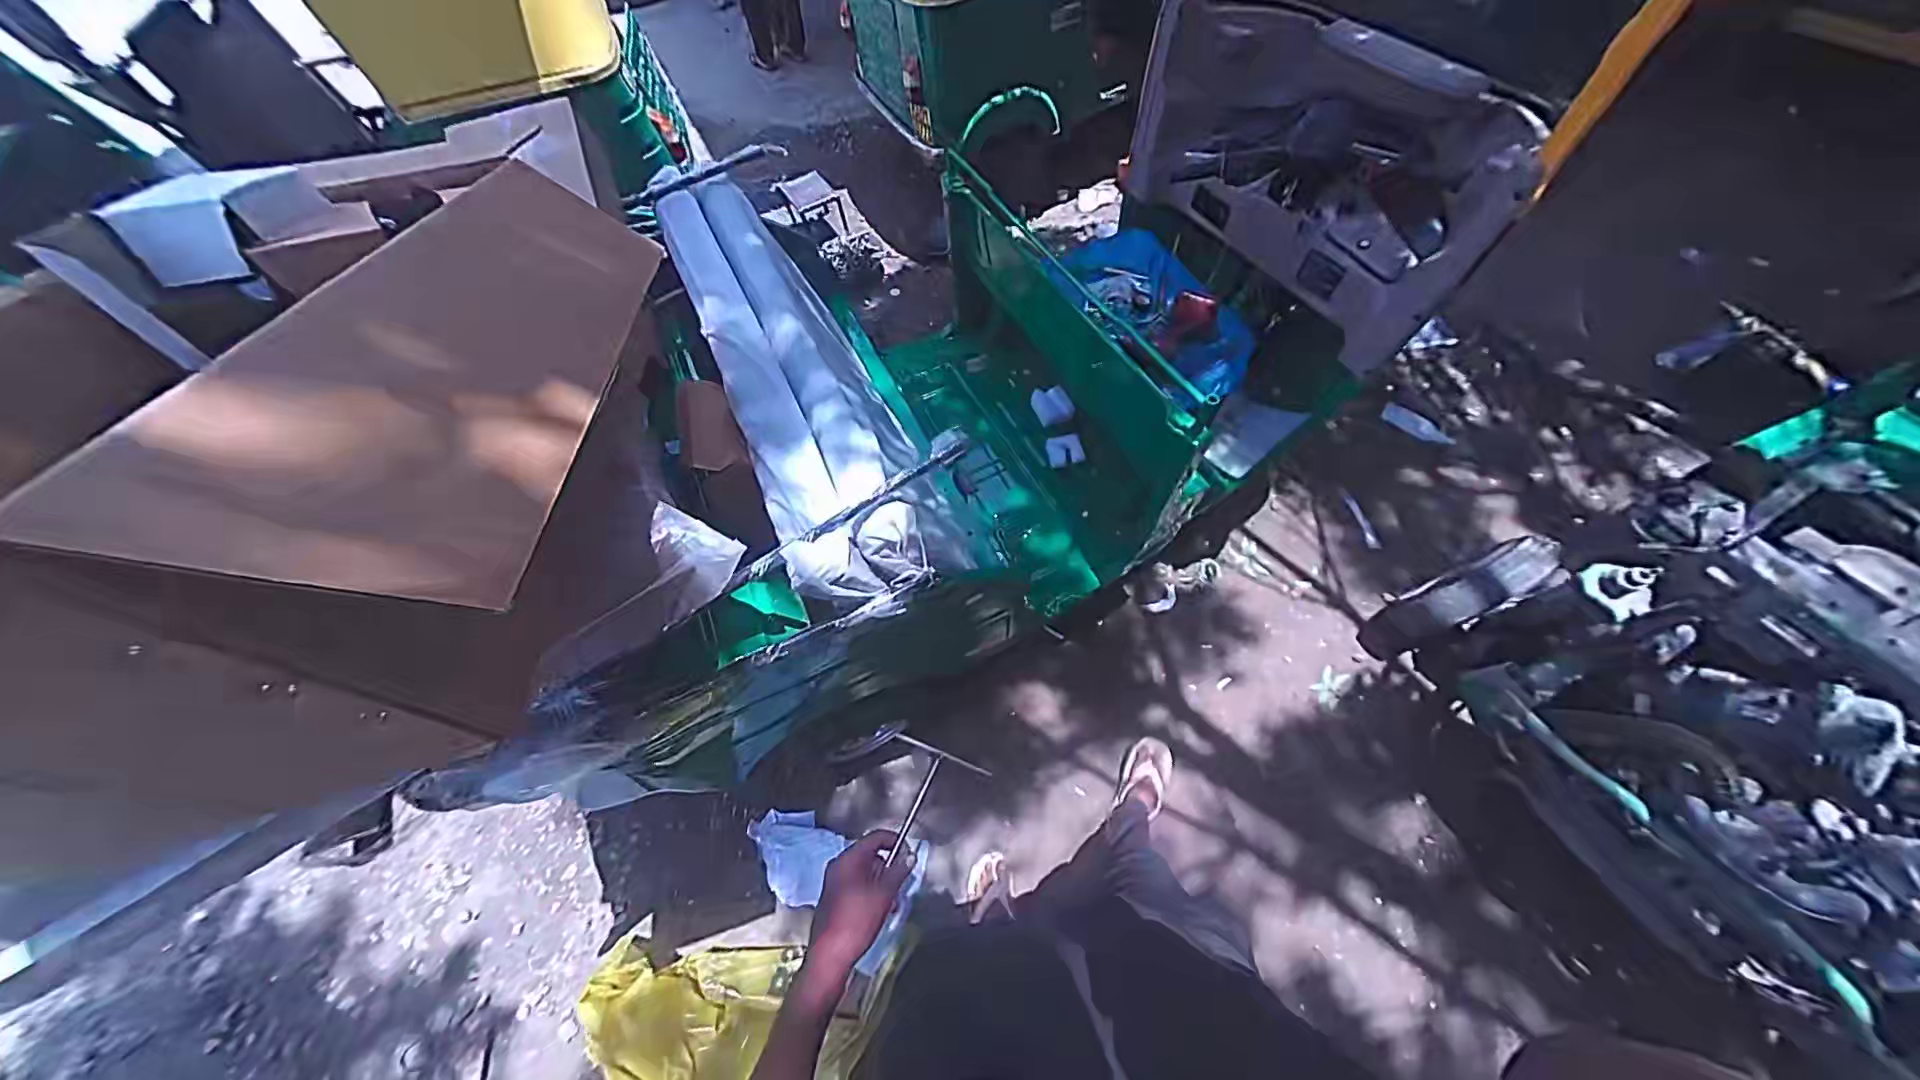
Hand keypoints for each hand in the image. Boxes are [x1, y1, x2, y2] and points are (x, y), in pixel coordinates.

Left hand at [807, 830, 914, 975]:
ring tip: (892, 902)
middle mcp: (839, 866)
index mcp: (848, 859)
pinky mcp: (834, 899)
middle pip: (871, 854)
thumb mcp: (884, 894)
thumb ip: (899, 871)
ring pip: (866, 872)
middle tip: (902, 882)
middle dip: (890, 867)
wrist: (829, 957)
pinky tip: (881, 910)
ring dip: (883, 883)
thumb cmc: (856, 922)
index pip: (876, 836)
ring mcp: (835, 882)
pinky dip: (872, 892)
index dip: (896, 841)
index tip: (910, 854)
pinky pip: (858, 886)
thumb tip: (909, 857)